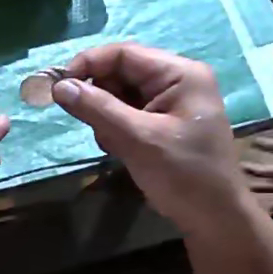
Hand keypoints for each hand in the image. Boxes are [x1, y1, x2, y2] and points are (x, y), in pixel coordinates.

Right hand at [52, 43, 245, 234]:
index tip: (57, 87)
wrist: (214, 220)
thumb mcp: (138, 139)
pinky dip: (116, 129)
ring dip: (106, 117)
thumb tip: (58, 86)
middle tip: (86, 123)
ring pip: (120, 96)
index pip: (123, 53)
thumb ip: (98, 109)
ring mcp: (171, 103)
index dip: (87, 64)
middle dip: (98, 96)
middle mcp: (176, 81)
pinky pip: (128, 115)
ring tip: (113, 144)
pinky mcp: (163, 124)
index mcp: (180, 74)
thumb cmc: (184, 175)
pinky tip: (121, 151)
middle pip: (120, 72)